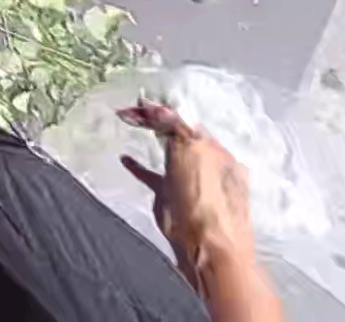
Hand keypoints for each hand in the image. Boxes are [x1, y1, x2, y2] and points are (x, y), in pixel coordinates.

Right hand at [118, 103, 257, 289]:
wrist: (207, 245)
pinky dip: (139, 165)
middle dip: (159, 121)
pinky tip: (126, 159)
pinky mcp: (174, 198)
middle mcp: (210, 165)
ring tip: (132, 125)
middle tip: (134, 108)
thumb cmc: (202, 196)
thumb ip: (175, 125)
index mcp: (218, 153)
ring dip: (152, 139)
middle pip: (180, 135)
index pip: (188, 122)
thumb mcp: (190, 150)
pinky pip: (154, 175)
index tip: (138, 100)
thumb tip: (158, 106)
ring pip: (169, 153)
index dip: (163, 109)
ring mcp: (193, 183)